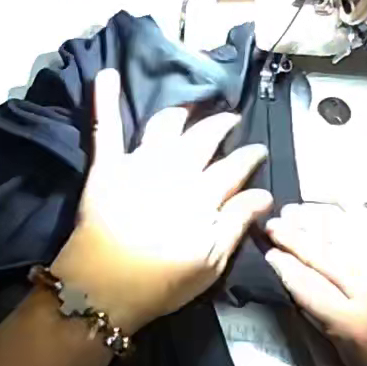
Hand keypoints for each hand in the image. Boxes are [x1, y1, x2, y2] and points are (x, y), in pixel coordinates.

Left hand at [51, 68, 270, 331]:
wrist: (101, 290)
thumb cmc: (161, 282)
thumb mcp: (211, 261)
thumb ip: (237, 222)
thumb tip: (265, 193)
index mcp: (204, 194)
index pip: (235, 166)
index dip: (251, 155)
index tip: (259, 150)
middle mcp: (176, 169)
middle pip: (205, 137)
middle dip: (222, 124)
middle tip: (231, 119)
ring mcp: (141, 163)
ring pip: (166, 125)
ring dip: (182, 111)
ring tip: (191, 104)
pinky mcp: (108, 166)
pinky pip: (107, 128)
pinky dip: (105, 99)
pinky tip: (107, 75)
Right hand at [264, 204, 366, 365]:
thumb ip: (314, 338)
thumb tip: (294, 301)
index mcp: (352, 325)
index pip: (306, 284)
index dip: (283, 266)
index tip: (266, 251)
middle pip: (323, 254)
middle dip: (294, 237)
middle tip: (271, 224)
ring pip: (349, 238)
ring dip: (320, 221)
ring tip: (296, 211)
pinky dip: (356, 219)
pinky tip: (339, 207)